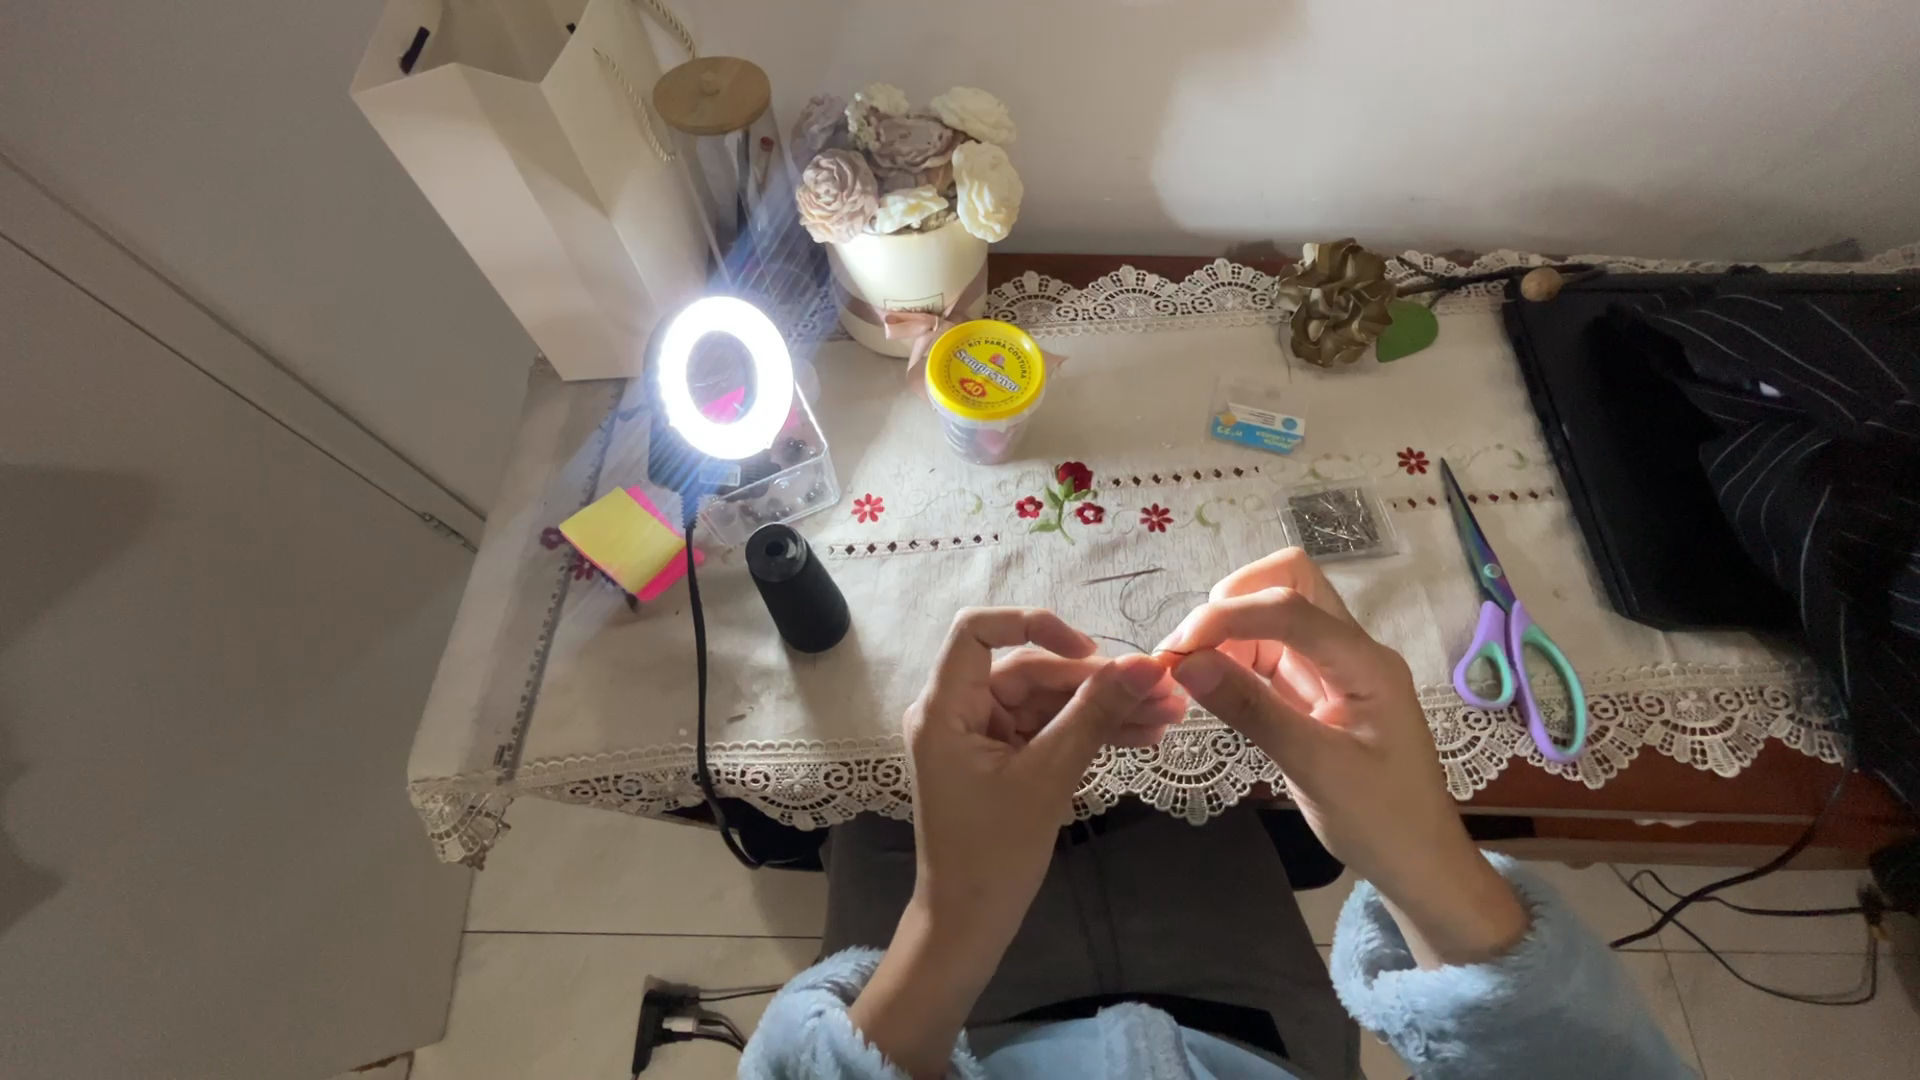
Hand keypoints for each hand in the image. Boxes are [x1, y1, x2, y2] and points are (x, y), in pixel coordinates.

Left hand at [850, 608, 1180, 1076]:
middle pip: (1030, 670)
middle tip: (1162, 690)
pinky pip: (1050, 728)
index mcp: (946, 707)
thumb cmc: (993, 855)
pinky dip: (1090, 731)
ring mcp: (984, 733)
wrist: (970, 924)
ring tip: (1168, 714)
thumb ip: (1093, 715)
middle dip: (1096, 681)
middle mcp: (959, 710)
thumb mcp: (1048, 779)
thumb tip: (1146, 666)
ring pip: (1048, 700)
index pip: (977, 631)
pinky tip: (1142, 735)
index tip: (1087, 651)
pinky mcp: (1005, 755)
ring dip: (1104, 707)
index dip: (1032, 624)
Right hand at [1158, 549, 1528, 966]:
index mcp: (1365, 662)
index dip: (1227, 616)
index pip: (1289, 607)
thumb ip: (1250, 709)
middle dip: (1232, 598)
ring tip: (1187, 668)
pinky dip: (1231, 652)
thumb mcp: (1314, 769)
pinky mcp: (1312, 683)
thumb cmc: (1380, 820)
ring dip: (1226, 626)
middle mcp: (1350, 648)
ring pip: (1272, 609)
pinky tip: (1209, 681)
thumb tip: (1185, 664)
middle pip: (1290, 579)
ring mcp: (1331, 663)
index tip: (1177, 651)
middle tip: (1191, 646)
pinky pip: (1266, 646)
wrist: (1417, 862)